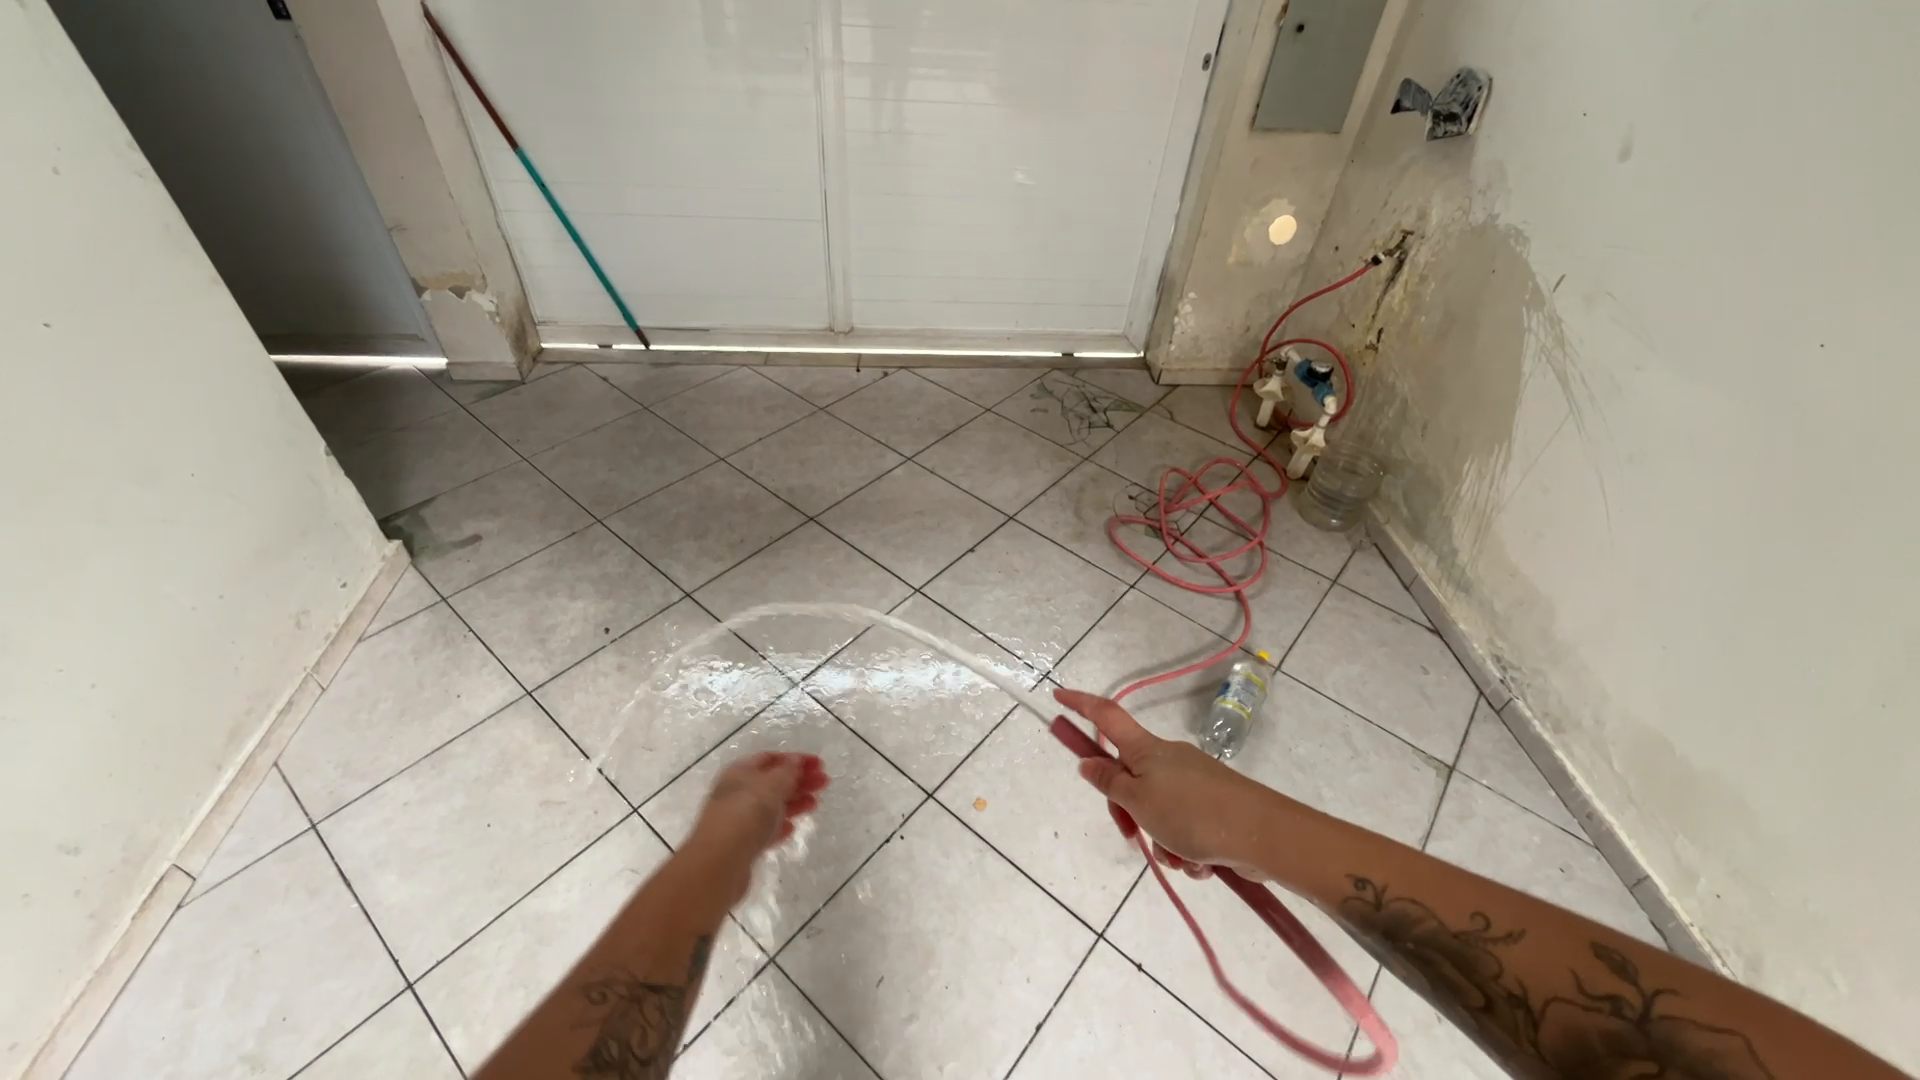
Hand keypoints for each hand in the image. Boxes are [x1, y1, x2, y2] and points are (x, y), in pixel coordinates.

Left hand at [686, 752, 828, 869]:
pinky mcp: (742, 845)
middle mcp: (736, 793)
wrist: (719, 864)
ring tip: (815, 804)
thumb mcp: (771, 786)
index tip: (820, 764)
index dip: (795, 759)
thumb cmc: (746, 815)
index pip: (770, 758)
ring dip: (794, 802)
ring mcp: (738, 819)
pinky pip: (765, 830)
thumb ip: (787, 772)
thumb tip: (795, 760)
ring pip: (770, 806)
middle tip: (824, 783)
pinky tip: (792, 828)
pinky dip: (780, 826)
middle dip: (799, 780)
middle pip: (772, 782)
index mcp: (740, 772)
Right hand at [1055, 688, 1283, 878]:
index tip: (1057, 697)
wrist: (1262, 836)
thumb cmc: (1192, 813)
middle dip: (1126, 811)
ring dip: (1162, 840)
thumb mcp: (1139, 801)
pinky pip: (1184, 830)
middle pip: (1129, 777)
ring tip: (1180, 857)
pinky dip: (1186, 849)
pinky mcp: (1213, 809)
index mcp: (1146, 750)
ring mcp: (1192, 784)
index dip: (1080, 705)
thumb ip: (1109, 783)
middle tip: (1132, 834)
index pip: (1106, 717)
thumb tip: (1087, 762)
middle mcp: (1168, 760)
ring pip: (1157, 812)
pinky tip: (1201, 864)